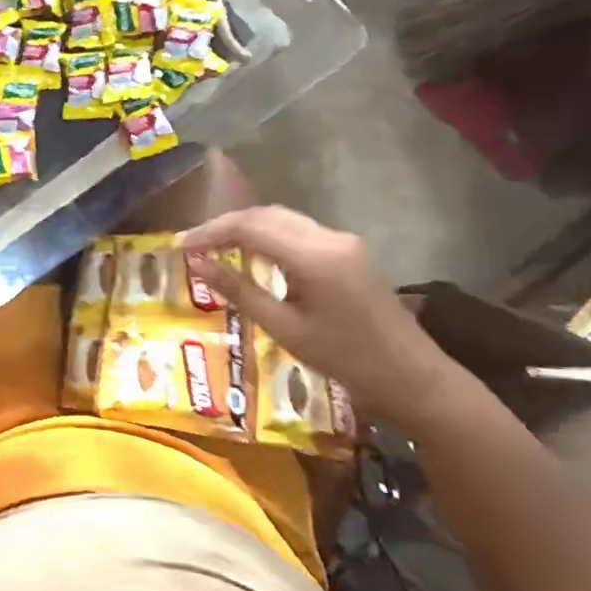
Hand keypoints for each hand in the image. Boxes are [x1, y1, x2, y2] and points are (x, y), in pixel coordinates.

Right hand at [181, 206, 455, 421]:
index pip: (249, 227)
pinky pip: (299, 233)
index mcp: (314, 255)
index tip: (179, 247)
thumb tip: (198, 265)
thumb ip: (240, 291)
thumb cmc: (344, 359)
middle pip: (267, 215)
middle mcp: (329, 237)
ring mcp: (343, 242)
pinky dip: (269, 238)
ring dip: (247, 228)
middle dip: (225, 225)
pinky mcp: (350, 252)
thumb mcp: (284, 328)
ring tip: (214, 248)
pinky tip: (252, 256)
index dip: (210, 232)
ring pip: (284, 220)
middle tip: (191, 246)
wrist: (410, 376)